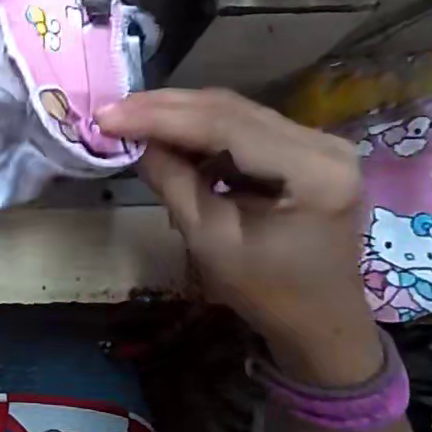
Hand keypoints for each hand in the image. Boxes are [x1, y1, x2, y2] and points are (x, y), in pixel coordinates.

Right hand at [97, 89, 383, 387]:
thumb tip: (132, 141)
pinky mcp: (306, 150)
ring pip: (235, 112)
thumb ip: (173, 182)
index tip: (107, 116)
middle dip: (164, 108)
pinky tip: (167, 138)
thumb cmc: (267, 293)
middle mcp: (324, 143)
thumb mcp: (210, 240)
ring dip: (179, 115)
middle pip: (230, 109)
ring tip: (129, 120)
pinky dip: (201, 131)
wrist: (320, 322)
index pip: (224, 126)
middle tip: (110, 111)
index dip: (159, 117)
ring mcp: (319, 142)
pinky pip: (244, 128)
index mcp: (312, 171)